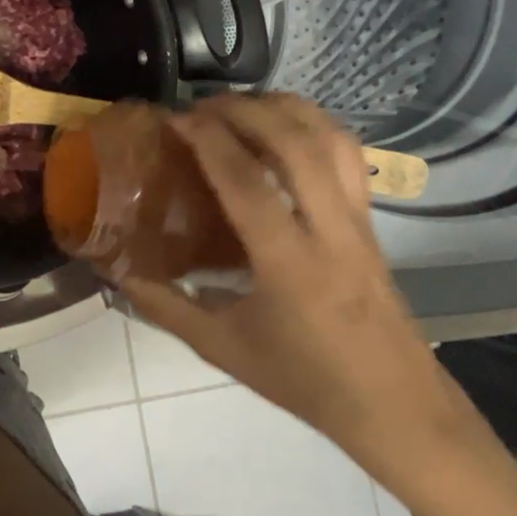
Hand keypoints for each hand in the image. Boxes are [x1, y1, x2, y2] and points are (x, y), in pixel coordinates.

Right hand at [118, 95, 516, 515]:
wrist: (399, 409)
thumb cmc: (305, 380)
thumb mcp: (221, 348)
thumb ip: (164, 305)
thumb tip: (117, 271)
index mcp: (290, 264)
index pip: (247, 181)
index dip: (208, 139)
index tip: (173, 118)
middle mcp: (331, 231)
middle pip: (296, 142)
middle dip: (244, 109)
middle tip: (199, 107)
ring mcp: (359, 222)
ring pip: (332, 138)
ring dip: (283, 108)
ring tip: (238, 107)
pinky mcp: (371, 221)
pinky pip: (348, 155)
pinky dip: (313, 125)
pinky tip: (281, 129)